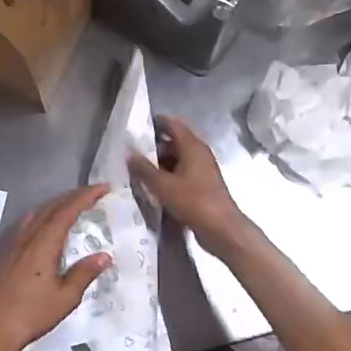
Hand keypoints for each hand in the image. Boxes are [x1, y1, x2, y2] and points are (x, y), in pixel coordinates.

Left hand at [0, 185, 112, 350]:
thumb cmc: (33, 314)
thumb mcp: (66, 297)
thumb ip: (85, 273)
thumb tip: (104, 256)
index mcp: (43, 243)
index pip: (67, 210)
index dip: (86, 196)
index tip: (103, 188)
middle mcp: (27, 236)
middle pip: (51, 207)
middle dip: (73, 196)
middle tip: (93, 193)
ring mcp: (13, 243)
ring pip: (37, 212)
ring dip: (57, 204)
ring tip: (73, 204)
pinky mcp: (5, 252)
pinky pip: (26, 222)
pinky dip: (42, 214)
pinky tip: (44, 222)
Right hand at [128, 115, 253, 257]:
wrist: (221, 227)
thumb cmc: (193, 201)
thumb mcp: (163, 185)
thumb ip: (144, 168)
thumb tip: (129, 153)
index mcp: (192, 146)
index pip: (173, 124)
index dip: (156, 122)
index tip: (137, 126)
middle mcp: (199, 153)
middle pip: (175, 141)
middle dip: (155, 145)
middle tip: (133, 150)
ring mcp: (203, 169)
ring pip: (179, 158)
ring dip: (161, 161)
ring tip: (139, 168)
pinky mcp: (203, 184)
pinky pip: (182, 172)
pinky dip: (169, 174)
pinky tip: (154, 184)